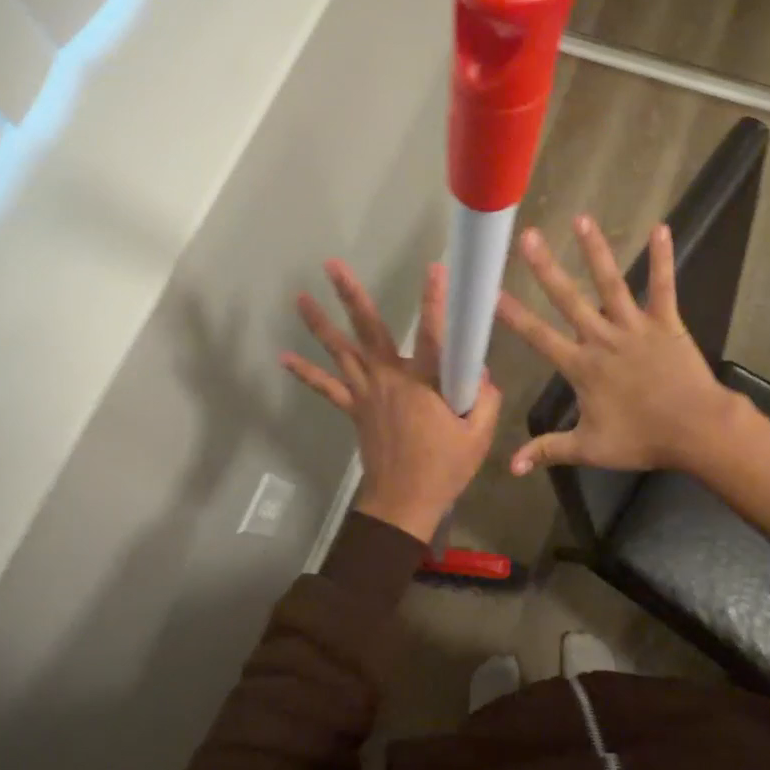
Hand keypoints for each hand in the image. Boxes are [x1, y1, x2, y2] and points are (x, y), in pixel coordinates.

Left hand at [281, 259, 500, 541]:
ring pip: (340, 352)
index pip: (433, 334)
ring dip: (319, 323)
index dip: (436, 300)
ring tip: (301, 297)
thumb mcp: (478, 436)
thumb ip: (485, 398)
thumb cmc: (444, 469)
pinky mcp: (354, 409)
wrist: (404, 503)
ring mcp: (366, 393)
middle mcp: (389, 379)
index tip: (435, 268)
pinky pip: (327, 388)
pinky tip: (284, 357)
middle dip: (351, 296)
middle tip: (333, 265)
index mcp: (423, 383)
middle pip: (369, 330)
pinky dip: (306, 373)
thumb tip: (481, 371)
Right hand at [496, 215, 742, 476]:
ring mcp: (635, 327)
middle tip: (527, 237)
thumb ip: (548, 451)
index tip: (491, 291)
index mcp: (582, 367)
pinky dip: (663, 258)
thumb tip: (510, 467)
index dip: (513, 315)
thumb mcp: (589, 449)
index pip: (539, 337)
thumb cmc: (642, 440)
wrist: (696, 430)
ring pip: (611, 283)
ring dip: (595, 251)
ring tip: (581, 219)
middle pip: (568, 299)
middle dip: (545, 267)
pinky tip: (662, 228)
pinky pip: (663, 285)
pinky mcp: (666, 322)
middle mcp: (603, 339)